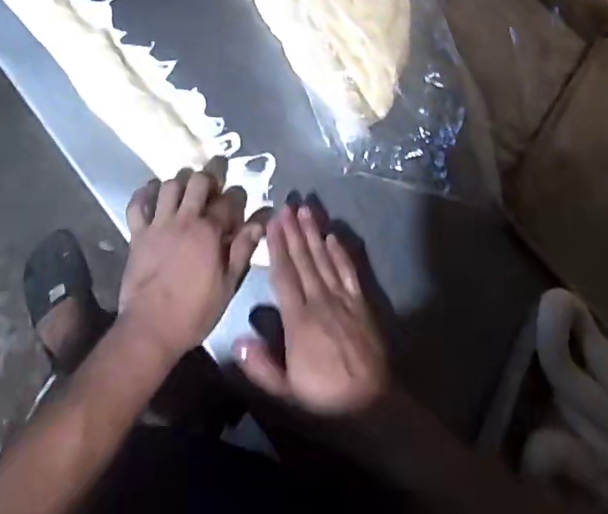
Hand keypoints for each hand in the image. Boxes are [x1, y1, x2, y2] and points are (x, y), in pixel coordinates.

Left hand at [116, 165, 266, 359]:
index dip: (237, 199)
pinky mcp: (137, 234)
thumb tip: (260, 222)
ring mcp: (158, 224)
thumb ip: (243, 250)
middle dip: (209, 181)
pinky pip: (137, 204)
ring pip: (169, 185)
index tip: (240, 206)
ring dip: (180, 184)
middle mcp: (185, 219)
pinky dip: (144, 193)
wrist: (150, 327)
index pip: (229, 201)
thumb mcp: (228, 285)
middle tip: (213, 192)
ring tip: (186, 193)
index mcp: (209, 231)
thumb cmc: (194, 311)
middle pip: (198, 181)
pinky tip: (153, 192)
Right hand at [233, 204, 388, 415]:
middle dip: (294, 231)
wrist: (370, 401)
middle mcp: (320, 301)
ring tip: (306, 211)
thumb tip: (238, 340)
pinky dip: (340, 253)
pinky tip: (333, 237)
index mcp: (298, 319)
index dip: (277, 247)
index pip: (284, 275)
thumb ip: (260, 365)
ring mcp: (342, 300)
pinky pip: (348, 272)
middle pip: (304, 260)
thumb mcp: (286, 389)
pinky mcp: (360, 303)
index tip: (272, 224)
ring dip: (314, 234)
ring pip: (325, 260)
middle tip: (287, 206)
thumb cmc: (323, 394)